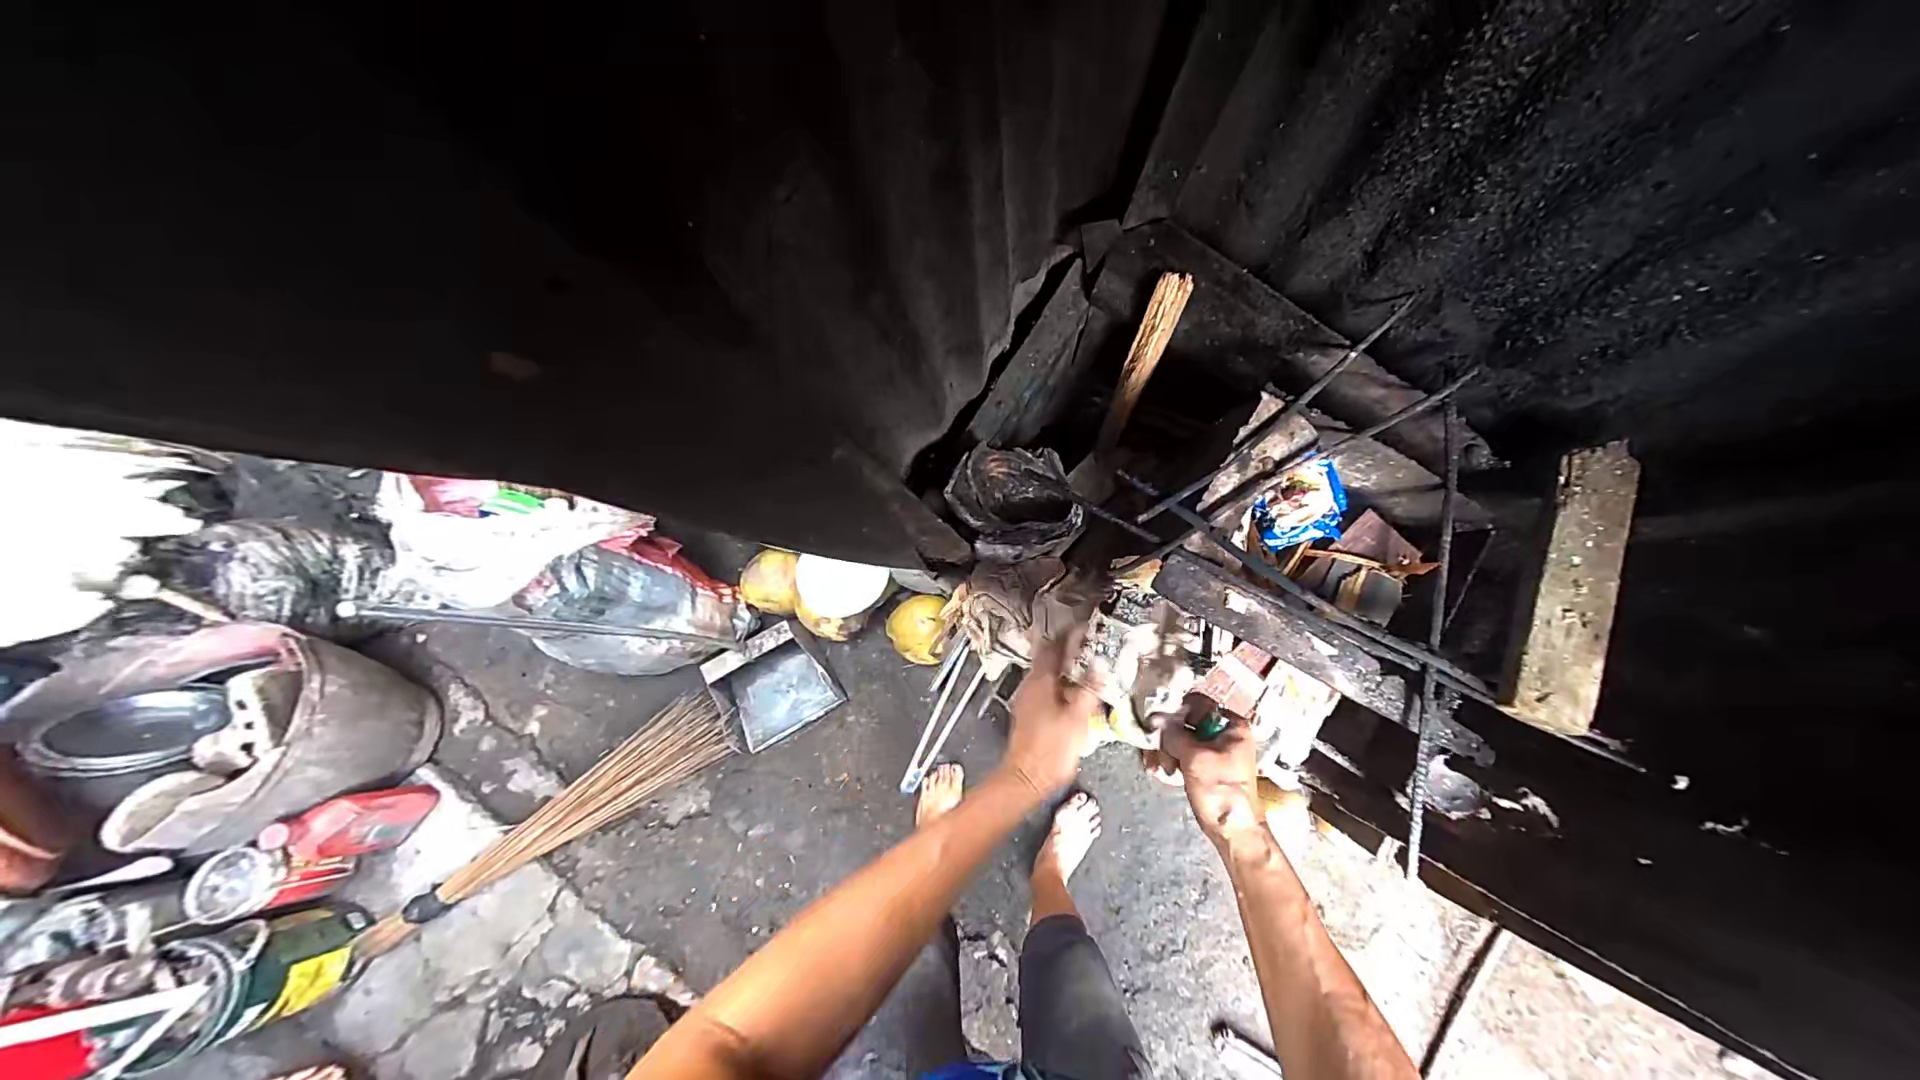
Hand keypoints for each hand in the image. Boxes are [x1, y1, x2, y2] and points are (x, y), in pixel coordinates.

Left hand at [1000, 631, 1100, 796]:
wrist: (1027, 777)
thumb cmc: (1052, 748)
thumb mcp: (1078, 718)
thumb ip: (1089, 690)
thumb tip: (1100, 665)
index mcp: (1040, 681)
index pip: (1052, 647)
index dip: (1067, 636)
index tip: (1083, 629)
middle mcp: (1030, 686)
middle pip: (1048, 660)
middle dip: (1068, 652)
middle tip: (1089, 647)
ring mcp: (1027, 700)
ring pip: (1047, 676)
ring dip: (1065, 670)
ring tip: (1087, 670)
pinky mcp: (1029, 714)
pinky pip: (1046, 690)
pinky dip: (1060, 686)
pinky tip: (1075, 695)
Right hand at [1156, 694, 1265, 847]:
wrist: (1232, 831)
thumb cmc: (1221, 792)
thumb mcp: (1195, 757)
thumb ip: (1173, 734)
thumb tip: (1154, 717)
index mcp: (1231, 725)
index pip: (1197, 703)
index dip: (1175, 712)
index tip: (1157, 722)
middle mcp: (1223, 733)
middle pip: (1184, 722)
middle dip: (1167, 737)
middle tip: (1158, 752)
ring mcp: (1213, 750)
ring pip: (1179, 738)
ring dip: (1165, 751)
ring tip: (1160, 768)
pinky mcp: (1203, 765)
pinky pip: (1180, 753)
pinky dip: (1169, 760)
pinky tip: (1160, 771)